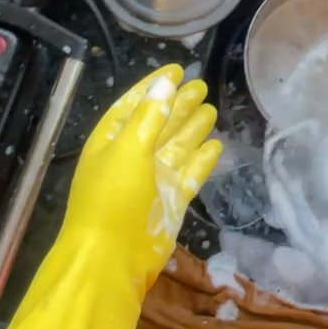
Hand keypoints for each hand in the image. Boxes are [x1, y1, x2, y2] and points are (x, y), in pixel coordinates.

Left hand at [0, 65, 222, 328]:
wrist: (111, 259)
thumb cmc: (111, 199)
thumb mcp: (128, 149)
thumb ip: (151, 115)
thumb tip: (169, 82)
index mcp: (111, 141)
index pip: (134, 104)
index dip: (154, 87)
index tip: (177, 69)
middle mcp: (132, 157)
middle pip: (159, 123)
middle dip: (177, 104)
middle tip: (201, 85)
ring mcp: (153, 181)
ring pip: (177, 146)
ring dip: (192, 127)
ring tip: (211, 108)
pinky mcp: (171, 201)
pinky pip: (190, 173)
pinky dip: (203, 159)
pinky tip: (217, 145)